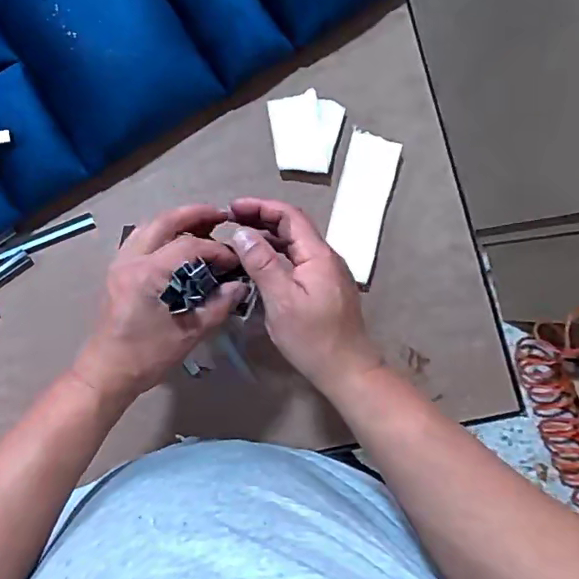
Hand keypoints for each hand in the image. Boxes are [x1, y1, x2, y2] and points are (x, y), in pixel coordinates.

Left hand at [70, 204, 248, 403]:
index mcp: (147, 274)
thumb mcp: (189, 333)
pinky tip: (176, 243)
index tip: (233, 259)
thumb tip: (239, 285)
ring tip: (201, 226)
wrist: (107, 370)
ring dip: (174, 221)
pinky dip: (160, 233)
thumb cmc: (147, 356)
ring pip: (148, 227)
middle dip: (193, 214)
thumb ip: (217, 305)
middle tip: (219, 215)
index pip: (187, 246)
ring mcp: (119, 263)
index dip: (215, 248)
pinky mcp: (115, 270)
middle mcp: (130, 260)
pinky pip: (139, 239)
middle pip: (163, 222)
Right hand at [224, 197, 384, 388]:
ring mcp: (326, 273)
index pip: (290, 216)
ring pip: (293, 243)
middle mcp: (325, 258)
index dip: (260, 206)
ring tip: (238, 238)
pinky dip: (274, 253)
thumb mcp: (281, 300)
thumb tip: (241, 232)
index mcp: (318, 255)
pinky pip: (296, 259)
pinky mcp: (322, 287)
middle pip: (292, 226)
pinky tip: (256, 263)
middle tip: (230, 220)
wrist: (348, 371)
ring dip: (266, 235)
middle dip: (261, 217)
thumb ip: (261, 263)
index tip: (232, 208)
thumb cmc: (313, 337)